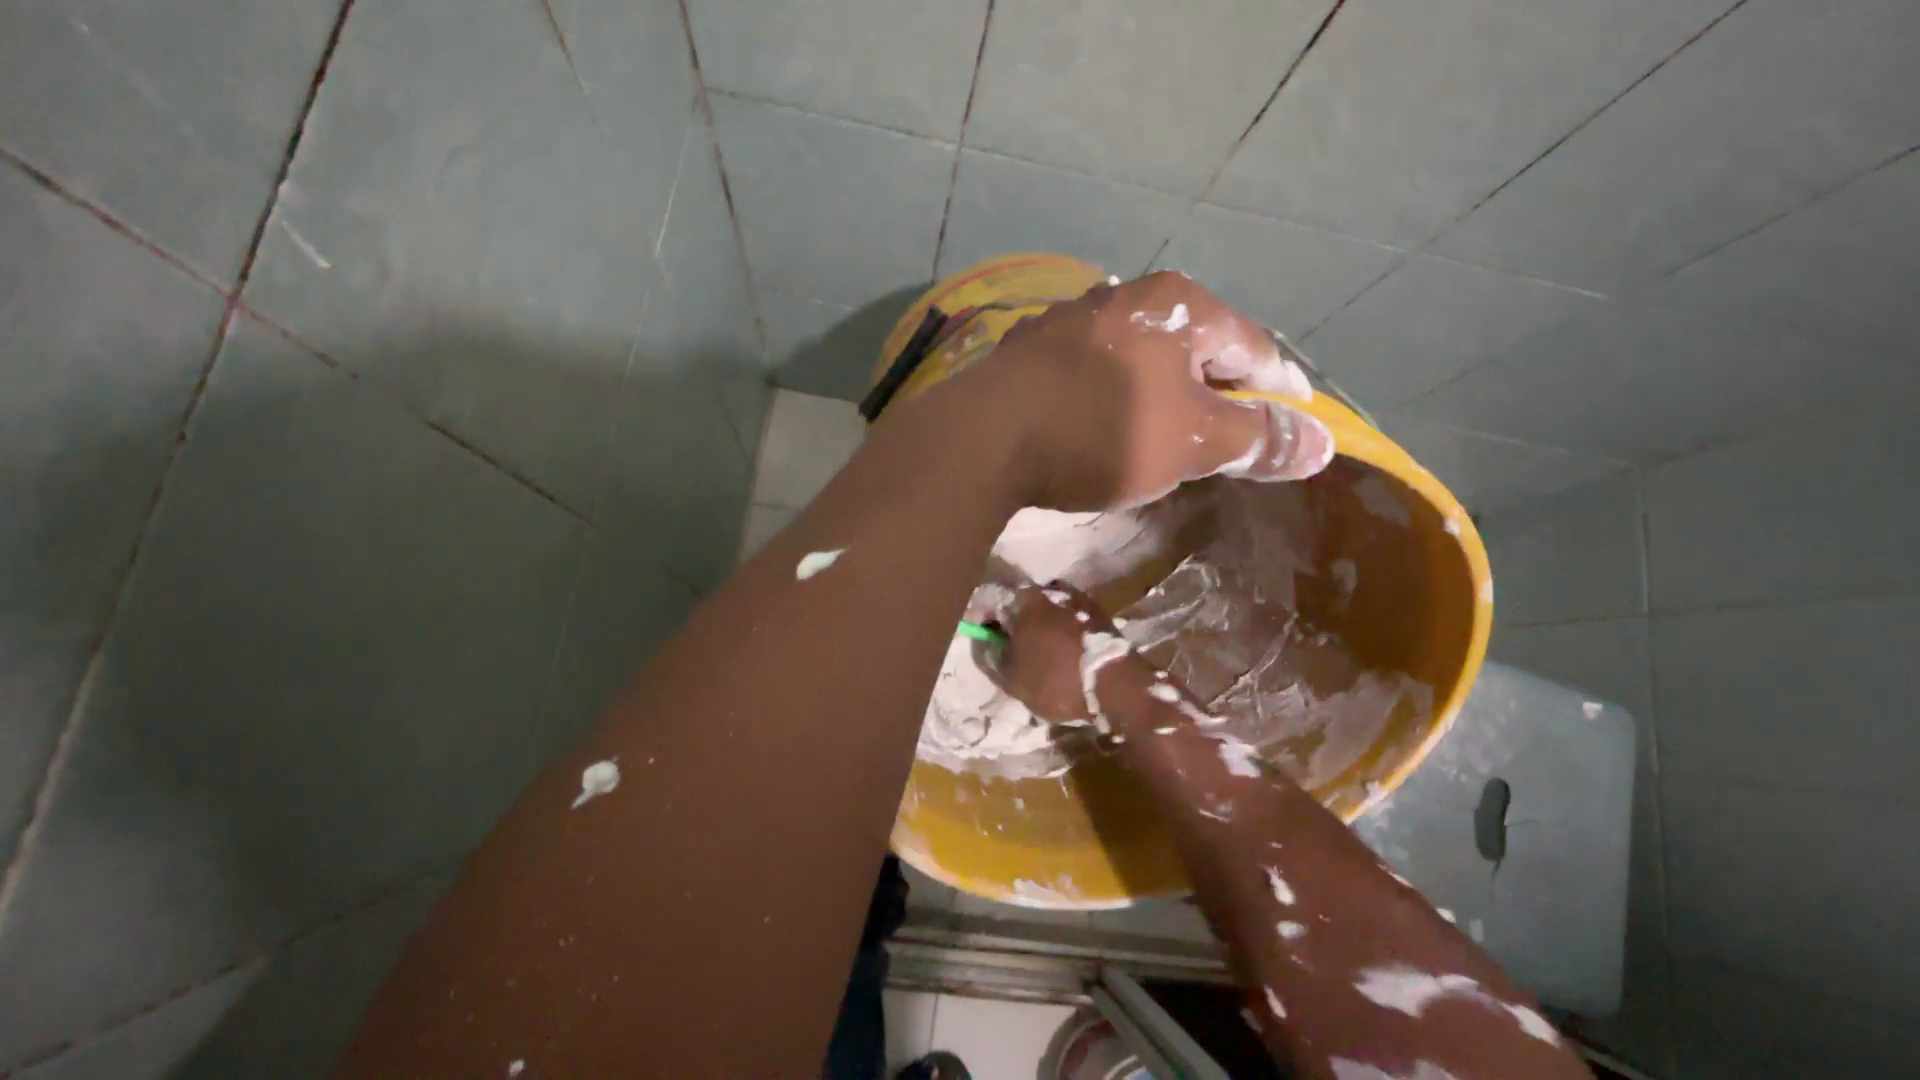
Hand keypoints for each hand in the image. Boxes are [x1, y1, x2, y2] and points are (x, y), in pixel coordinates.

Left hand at [961, 271, 1334, 510]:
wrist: (984, 439)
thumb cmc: (1103, 431)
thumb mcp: (1192, 441)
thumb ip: (1258, 438)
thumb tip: (1321, 442)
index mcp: (1176, 302)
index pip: (1251, 344)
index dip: (1278, 387)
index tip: (1293, 421)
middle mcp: (1123, 296)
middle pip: (1193, 345)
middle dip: (1217, 389)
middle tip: (1230, 435)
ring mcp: (1069, 319)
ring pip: (1139, 356)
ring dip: (1161, 392)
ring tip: (1169, 432)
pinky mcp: (1028, 351)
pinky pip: (1093, 372)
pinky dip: (1113, 396)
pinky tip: (1105, 423)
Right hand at [987, 584, 1110, 723]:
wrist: (1117, 687)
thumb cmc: (1056, 681)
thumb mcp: (1013, 680)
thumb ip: (992, 659)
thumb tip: (985, 643)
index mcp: (1027, 602)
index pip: (996, 598)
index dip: (987, 616)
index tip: (986, 633)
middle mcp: (1054, 593)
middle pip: (1027, 601)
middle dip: (1018, 618)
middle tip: (1015, 643)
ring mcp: (1082, 602)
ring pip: (1054, 609)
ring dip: (1047, 624)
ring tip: (1045, 650)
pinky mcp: (1104, 618)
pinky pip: (1075, 620)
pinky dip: (1068, 631)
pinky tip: (1068, 652)